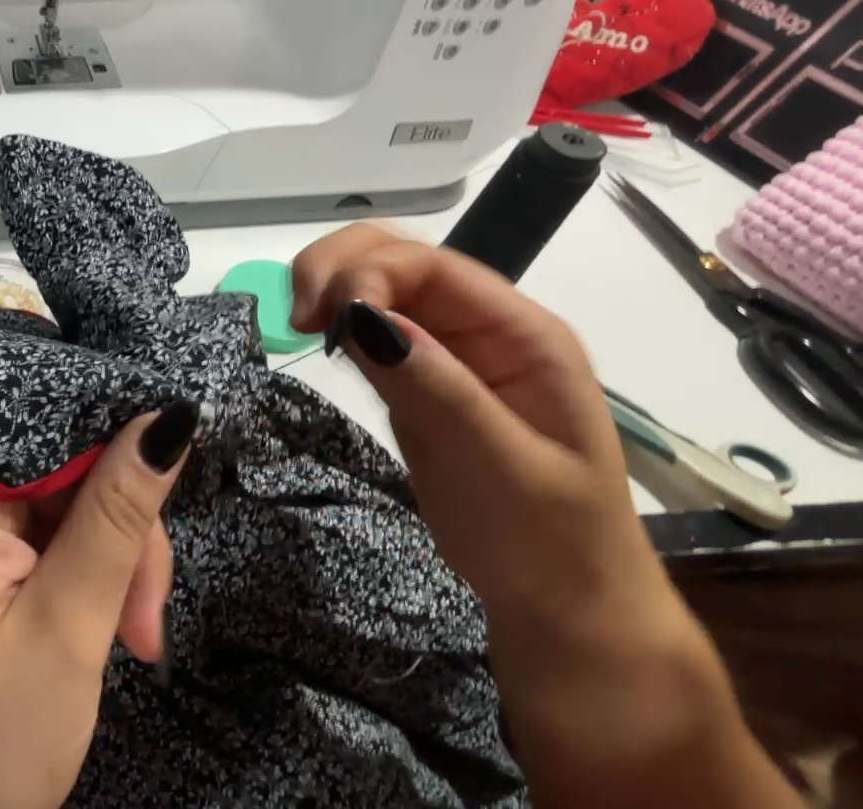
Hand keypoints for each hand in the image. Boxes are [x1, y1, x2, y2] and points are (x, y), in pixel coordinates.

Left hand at [0, 404, 196, 808]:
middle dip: (117, 524)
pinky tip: (108, 621)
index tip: (165, 491)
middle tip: (147, 609)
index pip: (43, 416)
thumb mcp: (68, 622)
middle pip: (59, 459)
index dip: (113, 440)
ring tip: (133, 633)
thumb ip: (117, 514)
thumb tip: (166, 417)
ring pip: (63, 495)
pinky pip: (43, 527)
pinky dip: (84, 568)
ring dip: (110, 556)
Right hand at [290, 224, 798, 808]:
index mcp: (523, 335)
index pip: (431, 265)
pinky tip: (319, 341)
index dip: (365, 272)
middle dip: (338, 268)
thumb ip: (433, 386)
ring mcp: (450, 352)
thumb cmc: (545, 540)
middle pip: (399, 256)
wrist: (563, 605)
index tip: (319, 318)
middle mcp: (485, 328)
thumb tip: (362, 314)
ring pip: (377, 285)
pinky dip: (337, 323)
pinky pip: (371, 328)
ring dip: (330, 289)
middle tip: (299, 317)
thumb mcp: (494, 464)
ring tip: (301, 327)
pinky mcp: (418, 379)